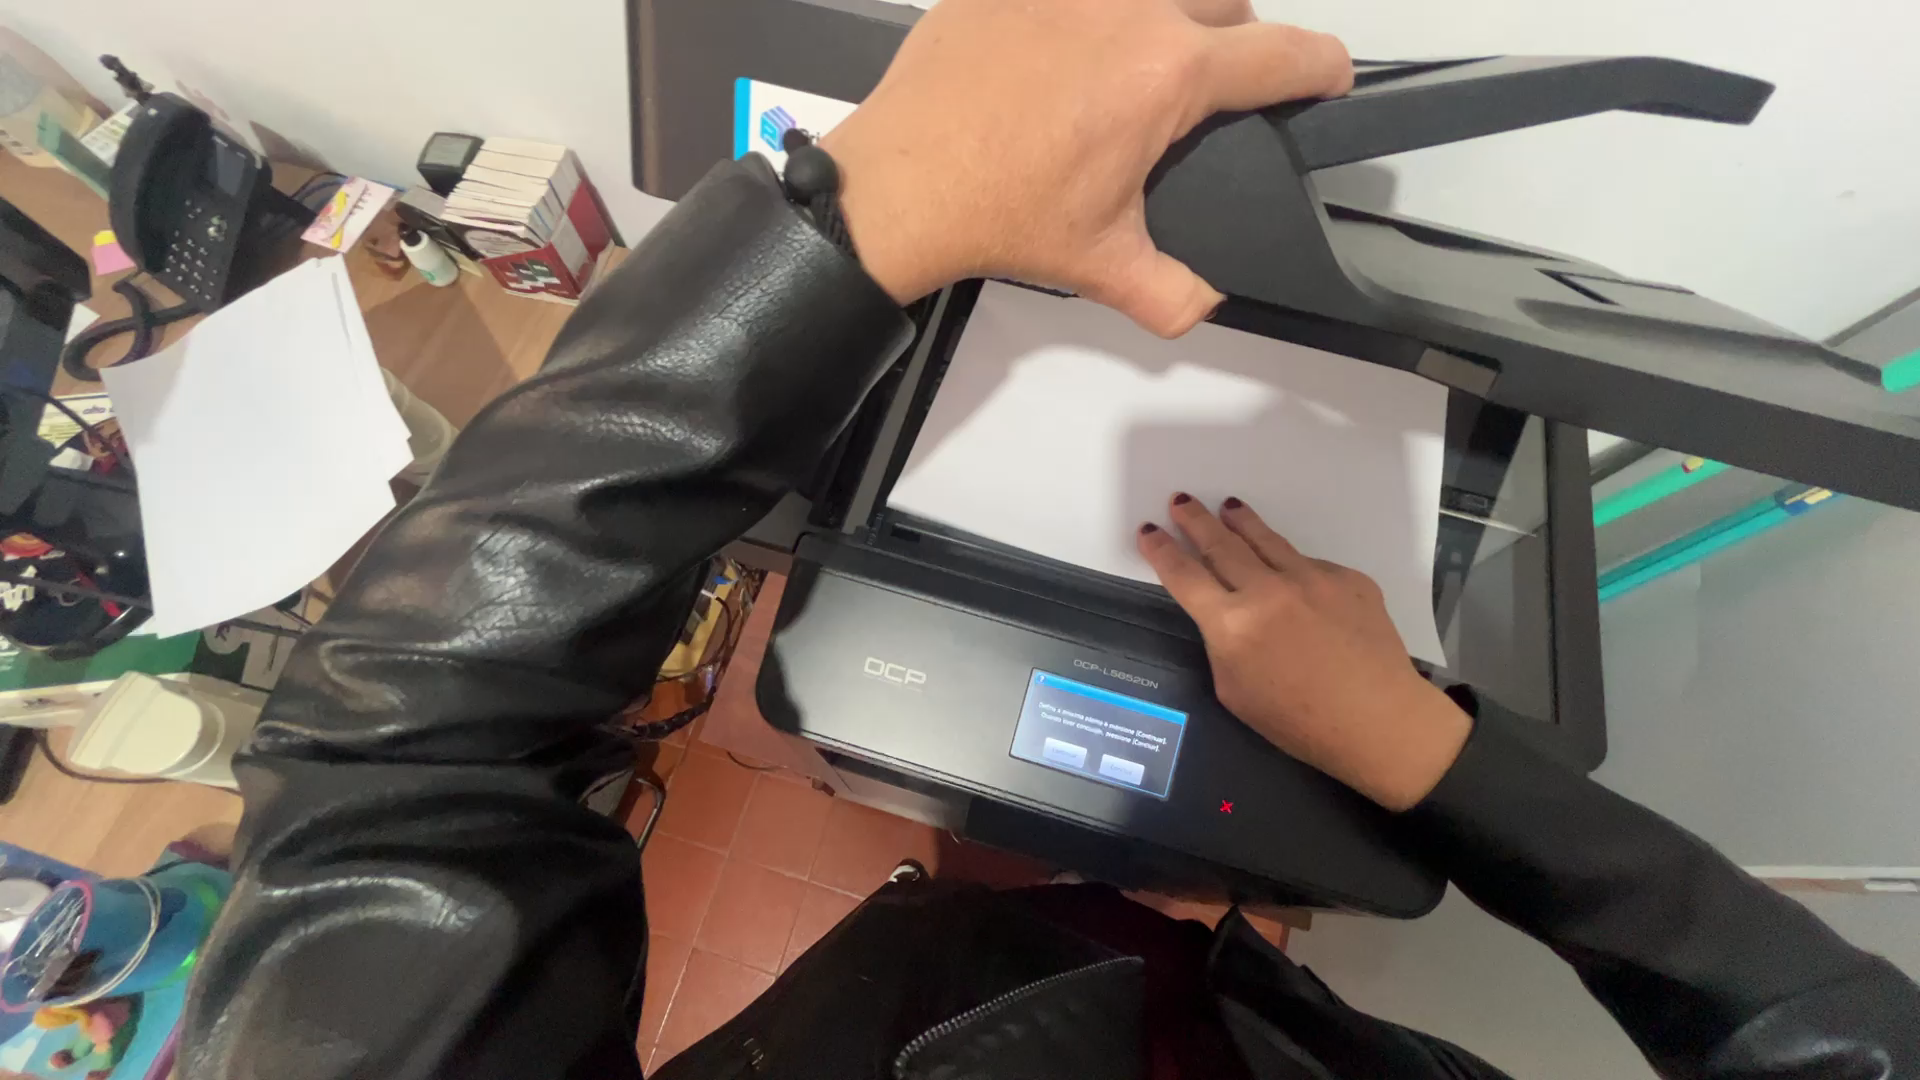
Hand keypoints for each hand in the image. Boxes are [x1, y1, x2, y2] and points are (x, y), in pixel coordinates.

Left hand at [821, 0, 1350, 337]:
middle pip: (1225, 6)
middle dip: (1235, 48)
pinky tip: (1063, 59)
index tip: (1327, 80)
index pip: (1282, 55)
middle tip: (1206, 101)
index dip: (1320, 69)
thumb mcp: (1098, 264)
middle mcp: (1129, 6)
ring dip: (1166, 23)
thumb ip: (1169, 295)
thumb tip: (1200, 307)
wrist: (904, 188)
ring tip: (1137, 75)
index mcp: (1166, 75)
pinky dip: (1087, 18)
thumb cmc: (996, 214)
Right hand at [1138, 494, 1471, 810]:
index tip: (1148, 531)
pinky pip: (1308, 565)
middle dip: (1195, 520)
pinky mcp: (1347, 579)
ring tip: (1228, 506)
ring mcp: (1311, 579)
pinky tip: (1292, 579)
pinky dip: (1291, 566)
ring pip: (1264, 540)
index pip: (1184, 576)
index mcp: (1231, 624)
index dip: (1160, 551)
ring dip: (1240, 521)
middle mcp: (1266, 591)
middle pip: (1219, 544)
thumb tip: (1226, 614)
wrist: (1382, 722)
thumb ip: (1221, 643)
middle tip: (1181, 500)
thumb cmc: (1297, 721)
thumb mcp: (1233, 690)